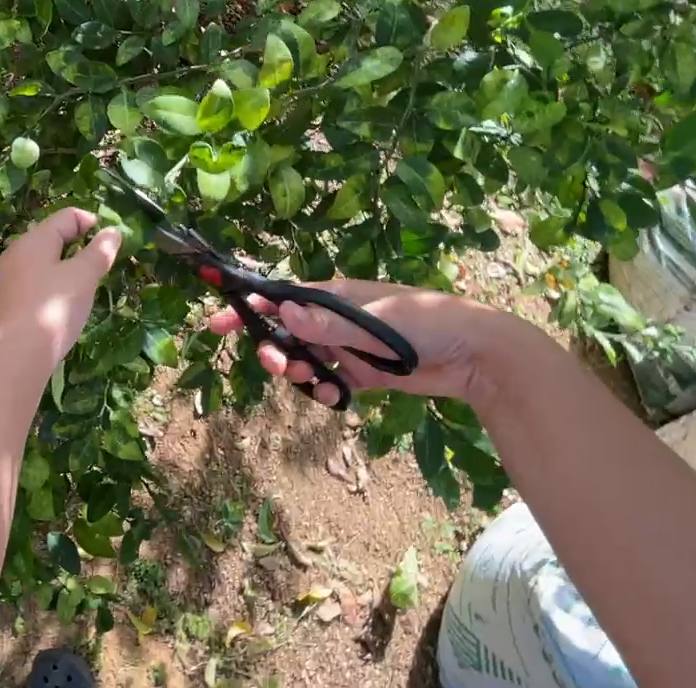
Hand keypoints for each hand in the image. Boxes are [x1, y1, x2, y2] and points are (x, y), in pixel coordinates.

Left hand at [0, 208, 123, 371]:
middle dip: (78, 245)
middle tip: (100, 264)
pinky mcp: (6, 302)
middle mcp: (16, 253)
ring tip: (84, 286)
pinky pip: (34, 282)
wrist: (14, 358)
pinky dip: (52, 285)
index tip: (111, 241)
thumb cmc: (53, 310)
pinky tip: (62, 305)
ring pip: (42, 261)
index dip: (91, 222)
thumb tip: (112, 232)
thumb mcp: (83, 278)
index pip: (66, 216)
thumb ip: (98, 253)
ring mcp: (8, 278)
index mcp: (33, 240)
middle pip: (51, 237)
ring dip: (65, 267)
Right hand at [206, 279, 546, 405]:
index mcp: (332, 296)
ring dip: (300, 372)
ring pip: (304, 359)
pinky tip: (340, 398)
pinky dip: (327, 391)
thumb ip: (327, 323)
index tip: (217, 323)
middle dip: (274, 349)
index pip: (277, 298)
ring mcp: (347, 346)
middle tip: (277, 366)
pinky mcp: (362, 372)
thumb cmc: (425, 324)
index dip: (246, 308)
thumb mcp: (374, 323)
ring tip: (316, 384)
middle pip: (285, 332)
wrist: (478, 355)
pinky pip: (330, 381)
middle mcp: (333, 319)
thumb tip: (282, 311)